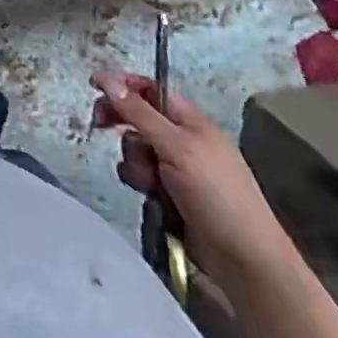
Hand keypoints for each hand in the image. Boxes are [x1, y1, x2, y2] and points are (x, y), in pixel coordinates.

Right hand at [91, 72, 298, 283]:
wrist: (242, 257)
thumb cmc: (215, 193)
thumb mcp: (176, 146)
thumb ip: (139, 113)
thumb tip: (108, 80)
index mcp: (190, 120)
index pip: (151, 89)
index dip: (123, 84)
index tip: (95, 85)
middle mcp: (181, 138)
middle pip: (138, 117)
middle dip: (122, 123)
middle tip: (100, 124)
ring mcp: (174, 167)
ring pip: (135, 148)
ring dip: (134, 159)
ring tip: (149, 179)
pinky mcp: (167, 192)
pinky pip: (140, 174)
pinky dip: (138, 179)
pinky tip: (149, 193)